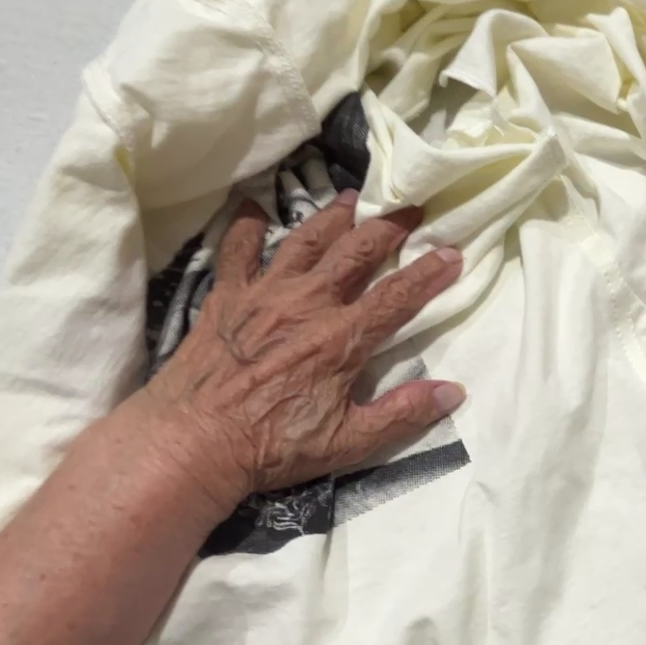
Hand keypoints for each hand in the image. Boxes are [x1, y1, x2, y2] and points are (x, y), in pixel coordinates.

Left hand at [130, 190, 464, 515]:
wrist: (191, 441)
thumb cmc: (274, 445)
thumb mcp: (349, 443)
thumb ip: (403, 414)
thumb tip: (454, 392)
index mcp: (341, 339)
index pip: (398, 296)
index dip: (429, 273)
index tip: (452, 252)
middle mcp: (307, 303)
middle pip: (356, 252)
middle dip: (389, 227)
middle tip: (409, 208)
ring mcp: (263, 294)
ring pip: (307, 240)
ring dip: (334, 216)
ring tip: (354, 198)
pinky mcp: (226, 296)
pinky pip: (239, 249)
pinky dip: (249, 226)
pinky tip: (257, 207)